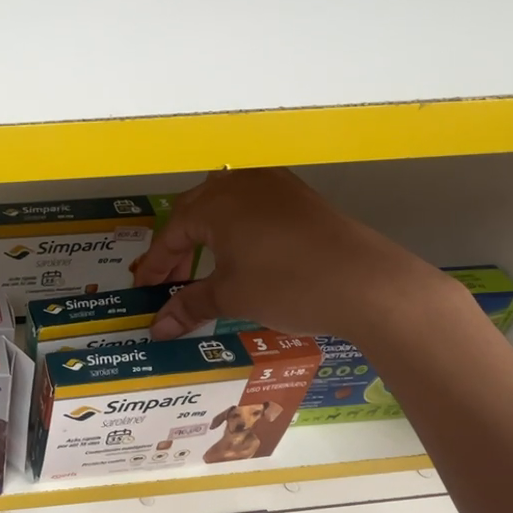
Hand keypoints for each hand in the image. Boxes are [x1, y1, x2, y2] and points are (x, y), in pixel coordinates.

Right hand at [132, 168, 453, 342]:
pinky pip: (254, 205)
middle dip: (177, 245)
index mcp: (215, 203)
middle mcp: (241, 183)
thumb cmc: (288, 285)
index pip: (171, 232)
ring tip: (199, 263)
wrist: (368, 283)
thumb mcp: (232, 297)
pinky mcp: (301, 197)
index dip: (155, 265)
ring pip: (225, 202)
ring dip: (206, 231)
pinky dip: (237, 226)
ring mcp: (275, 185)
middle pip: (194, 210)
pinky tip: (241, 250)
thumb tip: (157, 328)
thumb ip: (189, 305)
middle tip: (167, 280)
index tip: (143, 290)